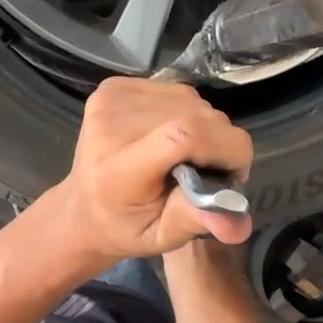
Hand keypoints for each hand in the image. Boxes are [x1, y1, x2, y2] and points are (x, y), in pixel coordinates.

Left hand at [47, 77, 253, 262]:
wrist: (83, 208)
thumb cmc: (126, 226)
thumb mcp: (161, 236)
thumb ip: (197, 221)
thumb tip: (239, 225)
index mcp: (118, 170)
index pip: (184, 135)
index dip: (226, 147)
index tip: (235, 173)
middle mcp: (110, 125)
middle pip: (195, 114)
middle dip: (219, 142)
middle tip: (209, 171)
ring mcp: (109, 100)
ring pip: (190, 98)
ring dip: (203, 126)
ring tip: (187, 154)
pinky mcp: (113, 86)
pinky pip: (174, 90)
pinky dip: (183, 111)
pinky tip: (167, 134)